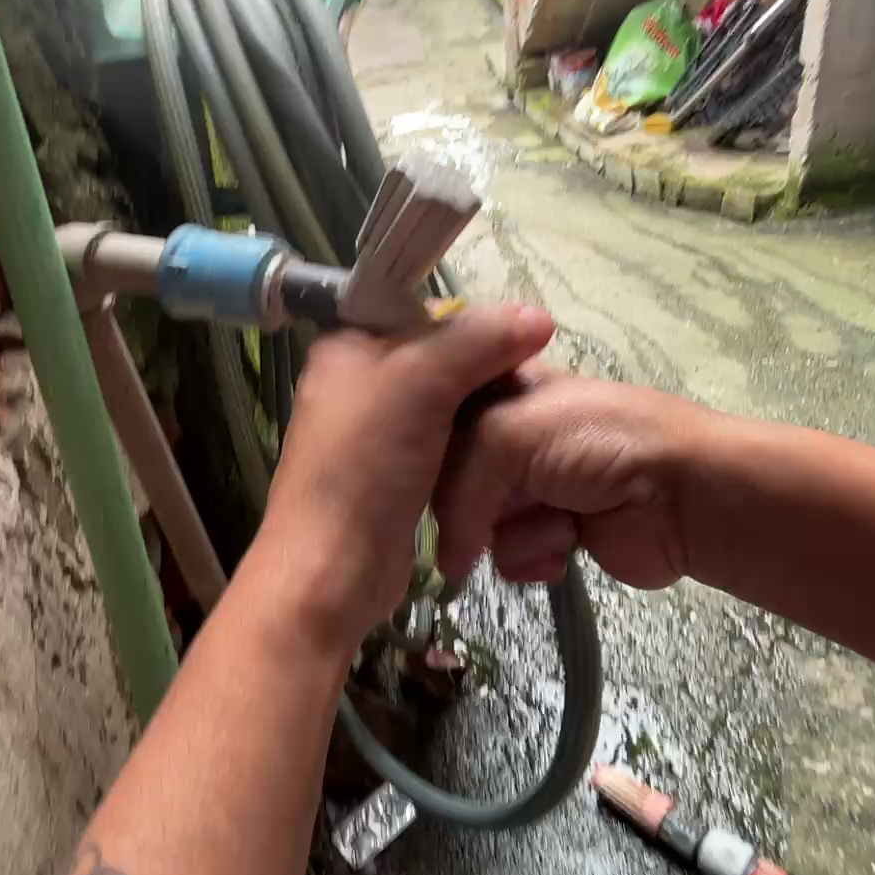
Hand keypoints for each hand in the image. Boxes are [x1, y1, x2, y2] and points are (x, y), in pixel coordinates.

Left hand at [245, 304, 556, 652]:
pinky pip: (445, 441)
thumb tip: (539, 317)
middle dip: (484, 369)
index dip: (473, 320)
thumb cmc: (367, 463)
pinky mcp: (396, 470)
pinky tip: (505, 451)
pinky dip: (473, 444)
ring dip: (483, 410)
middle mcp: (358, 378)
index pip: (421, 308)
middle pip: (438, 357)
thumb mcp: (420, 382)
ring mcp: (376, 428)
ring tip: (526, 414)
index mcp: (349, 343)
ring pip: (446, 402)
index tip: (525, 338)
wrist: (335, 566)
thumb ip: (476, 340)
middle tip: (534, 380)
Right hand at [433, 371, 719, 591]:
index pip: (436, 417)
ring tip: (557, 521)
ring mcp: (530, 486)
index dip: (424, 448)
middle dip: (474, 501)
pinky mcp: (551, 532)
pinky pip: (508, 555)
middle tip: (501, 503)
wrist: (681, 494)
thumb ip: (456, 481)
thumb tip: (447, 558)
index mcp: (500, 390)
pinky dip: (534, 554)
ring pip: (477, 523)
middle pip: (450, 478)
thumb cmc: (595, 441)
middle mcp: (509, 436)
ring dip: (513, 531)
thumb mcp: (507, 432)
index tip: (415, 475)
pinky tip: (567, 546)